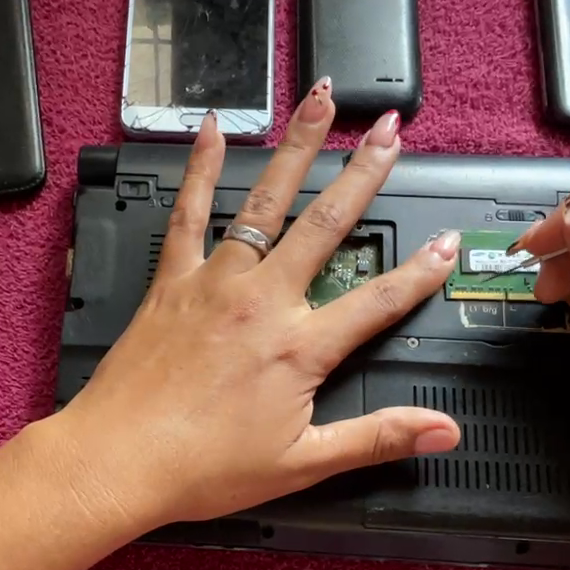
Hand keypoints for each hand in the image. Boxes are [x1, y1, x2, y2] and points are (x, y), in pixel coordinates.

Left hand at [51, 86, 463, 529]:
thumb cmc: (203, 467)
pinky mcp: (173, 281)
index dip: (421, 273)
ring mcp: (216, 283)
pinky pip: (188, 212)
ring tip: (321, 102)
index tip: (448, 243)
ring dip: (297, 149)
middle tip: (392, 130)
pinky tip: (211, 131)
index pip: (379, 301)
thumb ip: (376, 438)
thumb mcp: (302, 463)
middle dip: (365, 173)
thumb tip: (442, 432)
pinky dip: (199, 169)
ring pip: (266, 203)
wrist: (120, 459)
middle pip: (327, 225)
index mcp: (300, 348)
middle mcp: (263, 301)